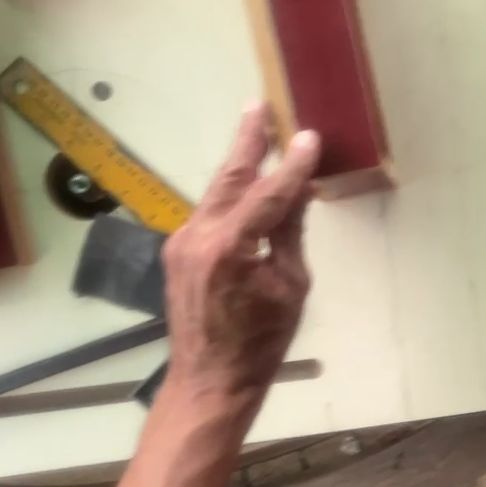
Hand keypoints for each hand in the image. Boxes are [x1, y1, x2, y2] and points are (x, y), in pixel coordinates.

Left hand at [162, 103, 320, 414]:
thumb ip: (289, 235)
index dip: (291, 165)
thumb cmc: (261, 342)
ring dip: (239, 167)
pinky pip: (210, 215)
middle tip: (259, 106)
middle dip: (247, 141)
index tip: (308, 137)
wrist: (210, 379)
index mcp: (230, 248)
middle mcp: (197, 236)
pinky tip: (247, 189)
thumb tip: (298, 193)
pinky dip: (232, 198)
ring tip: (256, 135)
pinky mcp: (177, 252)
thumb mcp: (290, 287)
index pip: (268, 195)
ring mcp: (181, 243)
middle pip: (229, 179)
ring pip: (216, 194)